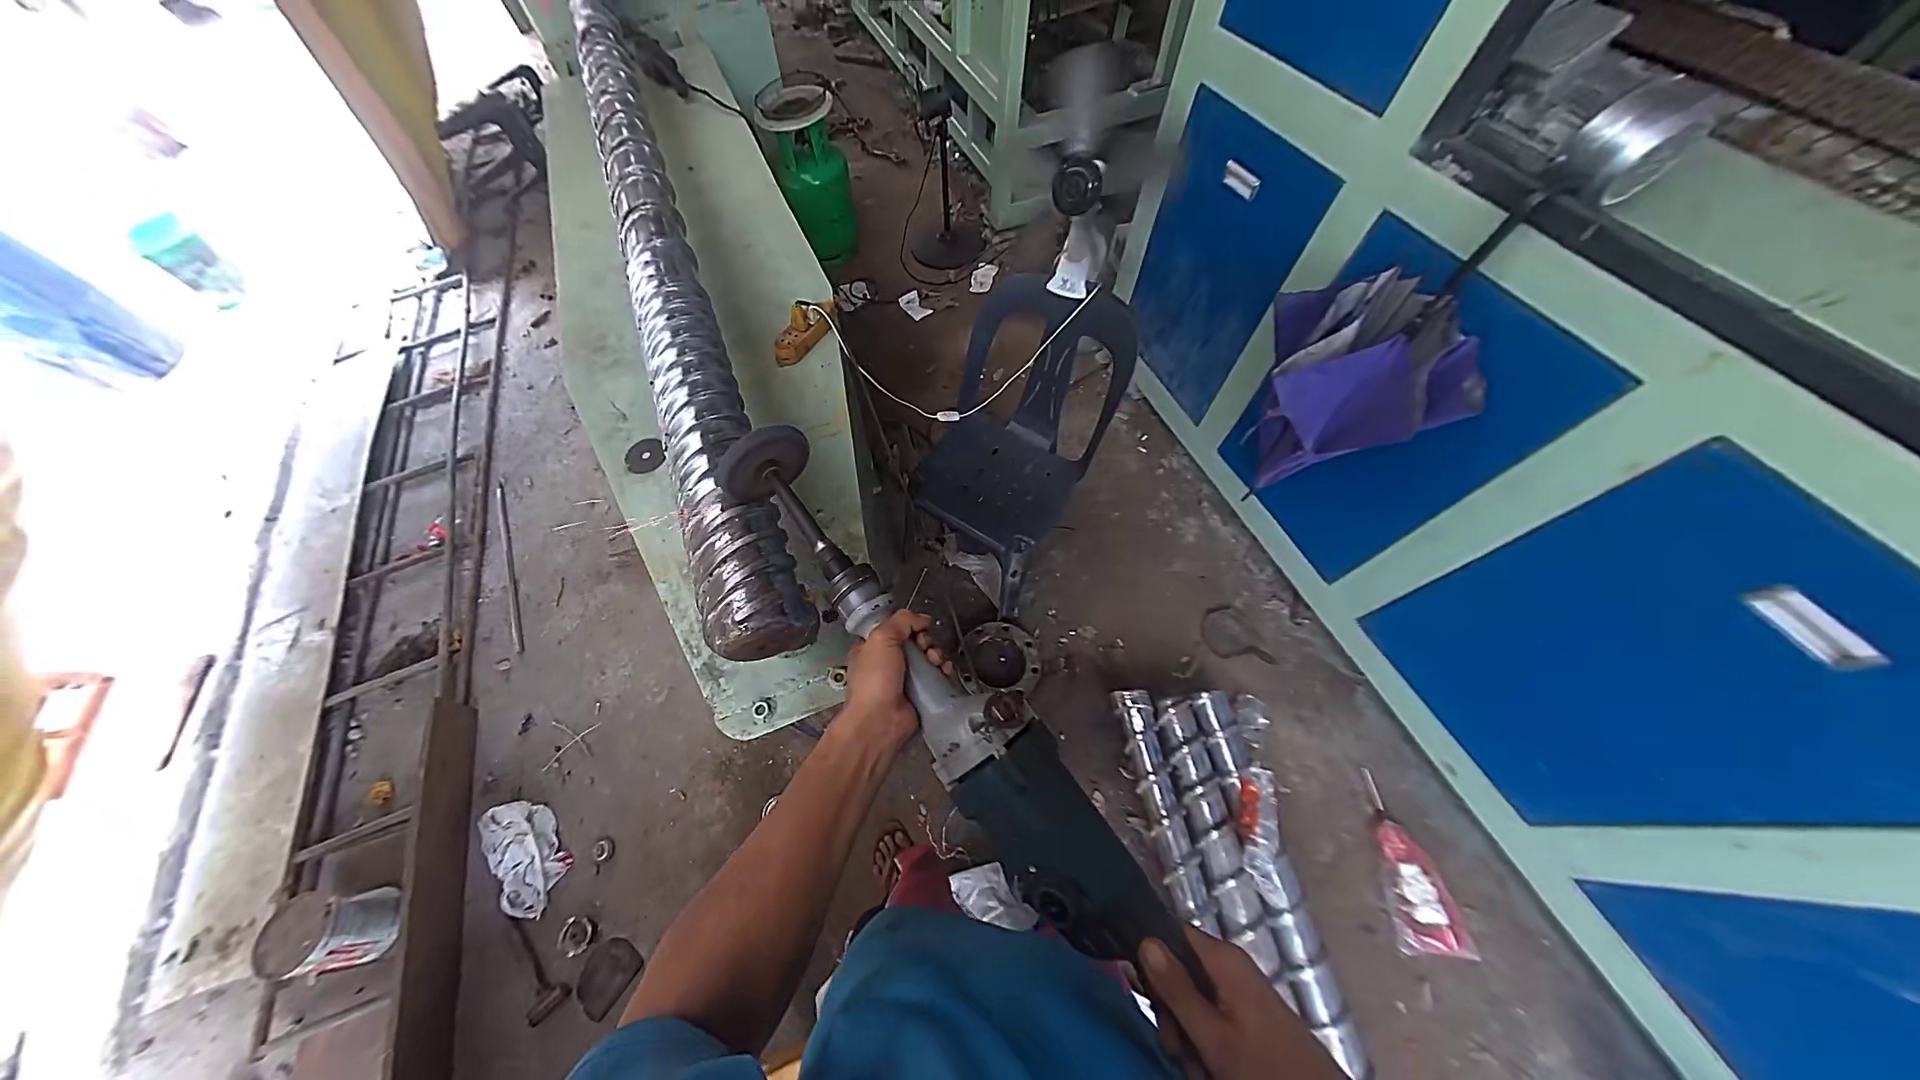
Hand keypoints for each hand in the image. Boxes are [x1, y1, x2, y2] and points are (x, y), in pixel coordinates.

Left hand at [838, 610, 953, 749]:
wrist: (880, 720)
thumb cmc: (874, 678)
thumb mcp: (881, 638)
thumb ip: (901, 621)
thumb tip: (922, 618)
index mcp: (871, 648)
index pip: (895, 628)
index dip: (909, 625)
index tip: (918, 627)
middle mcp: (887, 662)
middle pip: (915, 641)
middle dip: (925, 640)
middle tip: (926, 646)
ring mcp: (904, 678)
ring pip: (927, 657)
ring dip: (936, 653)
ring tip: (935, 660)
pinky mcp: (920, 692)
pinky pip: (935, 675)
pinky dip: (942, 670)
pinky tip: (944, 670)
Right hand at [1139, 928, 1346, 1079]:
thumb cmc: (1266, 1072)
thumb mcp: (1213, 1037)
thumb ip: (1176, 988)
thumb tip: (1145, 940)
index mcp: (1223, 958)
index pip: (1170, 933)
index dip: (1153, 961)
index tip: (1150, 998)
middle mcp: (1231, 967)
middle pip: (1179, 972)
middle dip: (1173, 1013)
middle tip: (1178, 1047)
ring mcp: (1242, 993)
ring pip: (1193, 1001)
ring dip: (1188, 1035)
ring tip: (1200, 1068)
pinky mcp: (1249, 1018)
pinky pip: (1212, 1019)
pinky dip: (1207, 1045)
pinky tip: (1212, 1072)